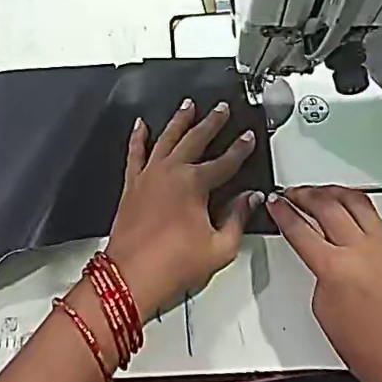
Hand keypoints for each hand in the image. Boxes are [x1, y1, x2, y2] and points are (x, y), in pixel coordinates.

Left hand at [103, 101, 260, 317]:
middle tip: (222, 110)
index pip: (225, 161)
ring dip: (179, 120)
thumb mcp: (220, 247)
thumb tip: (250, 200)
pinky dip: (137, 137)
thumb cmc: (171, 264)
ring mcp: (148, 176)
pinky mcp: (131, 185)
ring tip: (188, 105)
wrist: (131, 276)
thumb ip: (238, 218)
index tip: (248, 138)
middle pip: (195, 139)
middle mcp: (170, 173)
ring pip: (166, 138)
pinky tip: (140, 125)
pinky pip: (135, 153)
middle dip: (212, 122)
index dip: (240, 148)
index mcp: (194, 185)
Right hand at [267, 186, 381, 381]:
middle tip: (291, 194)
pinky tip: (347, 205)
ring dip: (331, 192)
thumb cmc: (370, 349)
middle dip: (303, 195)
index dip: (282, 212)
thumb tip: (319, 255)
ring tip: (318, 192)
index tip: (275, 204)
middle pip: (326, 205)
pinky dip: (355, 203)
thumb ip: (318, 274)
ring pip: (354, 200)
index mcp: (335, 268)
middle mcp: (361, 251)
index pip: (299, 228)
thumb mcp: (323, 309)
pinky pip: (374, 215)